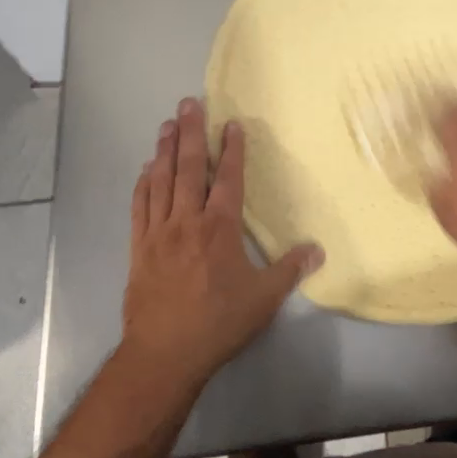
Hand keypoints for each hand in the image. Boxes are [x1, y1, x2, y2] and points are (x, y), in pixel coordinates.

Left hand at [121, 98, 322, 386]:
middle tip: (189, 103)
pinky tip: (146, 169)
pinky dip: (143, 183)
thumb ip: (289, 270)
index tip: (232, 124)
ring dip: (165, 150)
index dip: (232, 149)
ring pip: (161, 181)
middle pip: (189, 168)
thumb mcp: (263, 299)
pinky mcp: (138, 248)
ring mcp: (158, 232)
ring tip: (168, 125)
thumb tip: (318, 250)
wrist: (163, 354)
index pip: (228, 178)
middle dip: (191, 133)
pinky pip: (140, 206)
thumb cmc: (218, 323)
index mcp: (220, 228)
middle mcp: (187, 221)